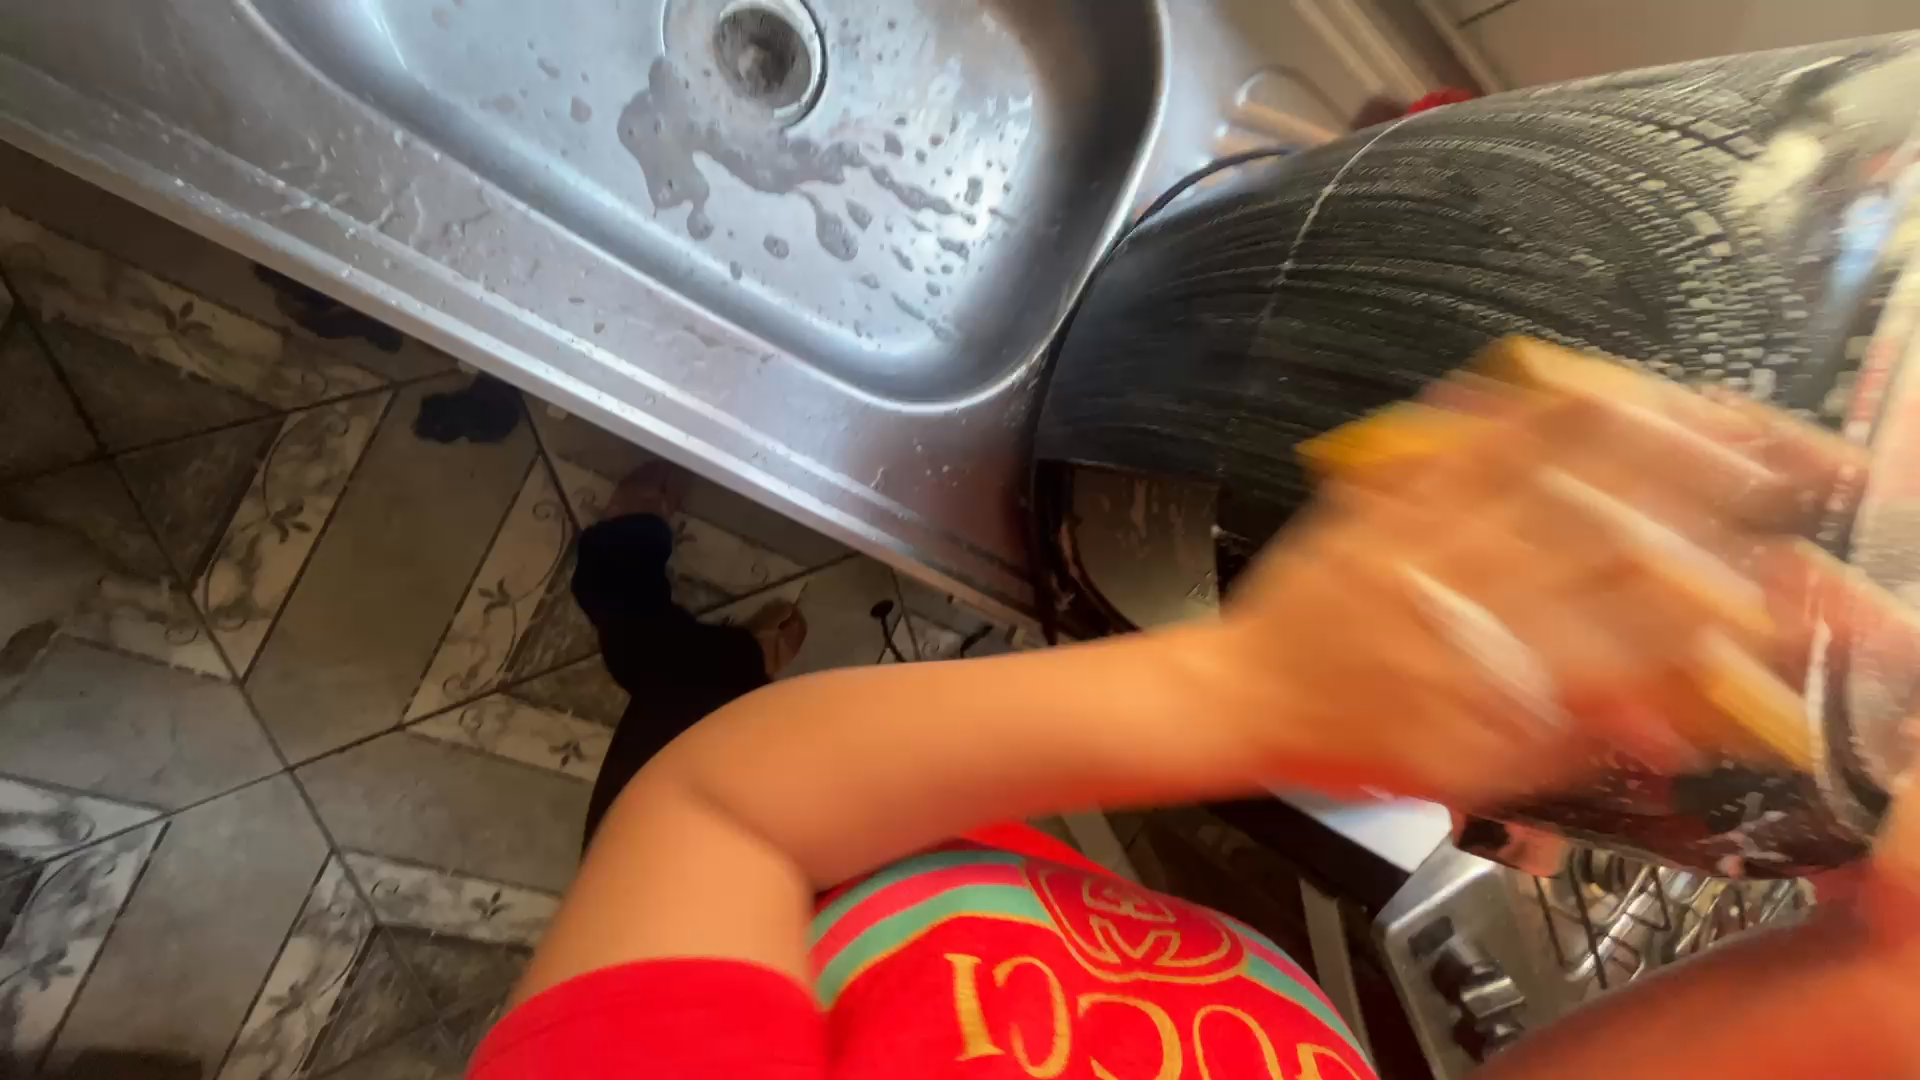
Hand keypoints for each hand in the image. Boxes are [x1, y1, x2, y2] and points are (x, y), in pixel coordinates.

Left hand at [1184, 339, 1868, 806]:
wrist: (1243, 698)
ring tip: (1687, 402)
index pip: (1638, 631)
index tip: (1777, 571)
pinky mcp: (1360, 518)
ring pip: (1526, 486)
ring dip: (1615, 440)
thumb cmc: (1346, 743)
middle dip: (1699, 496)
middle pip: (1599, 540)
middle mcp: (1461, 608)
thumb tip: (1667, 716)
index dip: (1722, 596)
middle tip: (1773, 458)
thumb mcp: (1465, 773)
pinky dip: (1490, 421)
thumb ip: (1568, 740)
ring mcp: (1408, 551)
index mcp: (1495, 683)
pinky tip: (1537, 388)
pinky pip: (1431, 461)